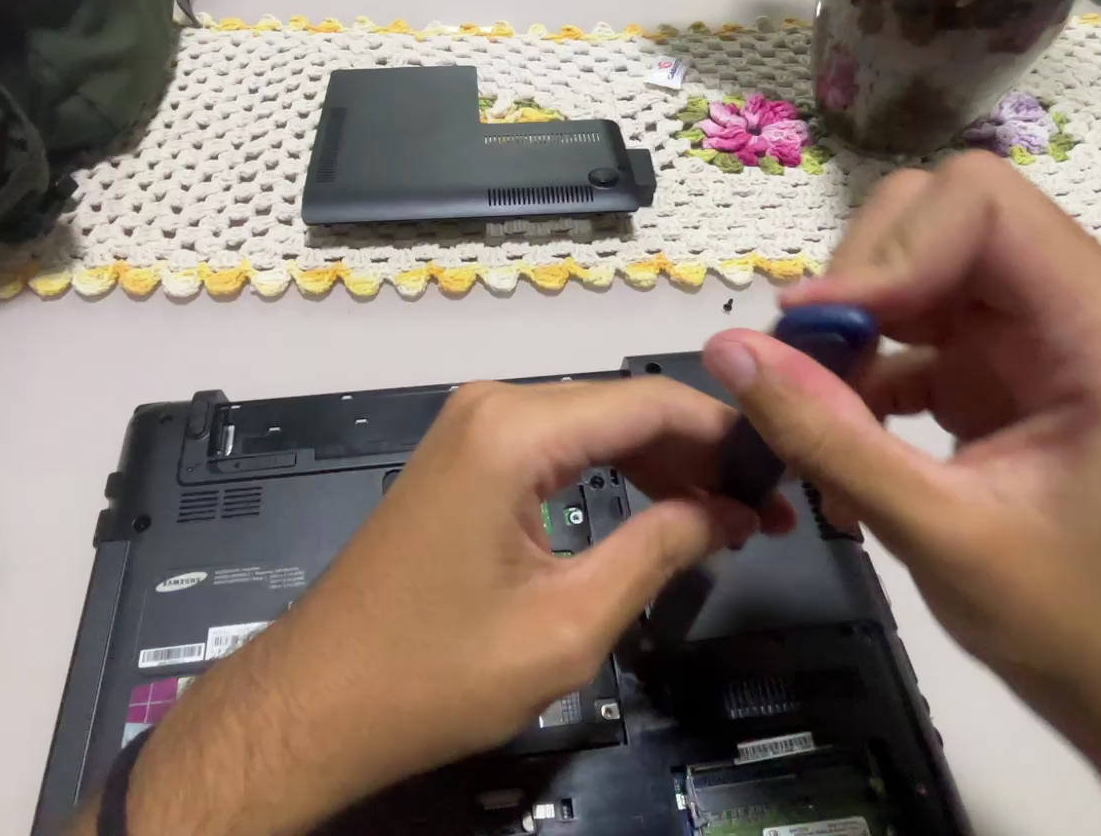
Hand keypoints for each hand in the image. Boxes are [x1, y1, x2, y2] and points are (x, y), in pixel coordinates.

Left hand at [113, 378, 793, 835]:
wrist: (320, 698)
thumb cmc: (436, 672)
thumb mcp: (568, 624)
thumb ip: (658, 550)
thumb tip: (727, 514)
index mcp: (515, 432)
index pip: (648, 402)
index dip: (724, 436)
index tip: (780, 477)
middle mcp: (493, 406)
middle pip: (621, 407)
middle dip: (697, 454)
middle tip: (761, 512)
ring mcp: (472, 425)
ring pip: (591, 423)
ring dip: (657, 463)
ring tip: (723, 518)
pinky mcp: (465, 453)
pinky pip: (554, 444)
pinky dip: (608, 469)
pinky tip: (655, 507)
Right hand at [702, 152, 1100, 835]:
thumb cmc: (1083, 626)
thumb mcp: (941, 533)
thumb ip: (828, 435)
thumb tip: (725, 350)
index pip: (979, 201)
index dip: (889, 250)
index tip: (822, 330)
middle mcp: (1070, 307)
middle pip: (938, 216)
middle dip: (860, 277)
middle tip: (813, 363)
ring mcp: (1030, 337)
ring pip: (911, 266)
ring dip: (849, 325)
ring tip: (817, 407)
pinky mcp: (994, 371)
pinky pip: (905, 328)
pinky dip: (857, 368)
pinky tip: (839, 435)